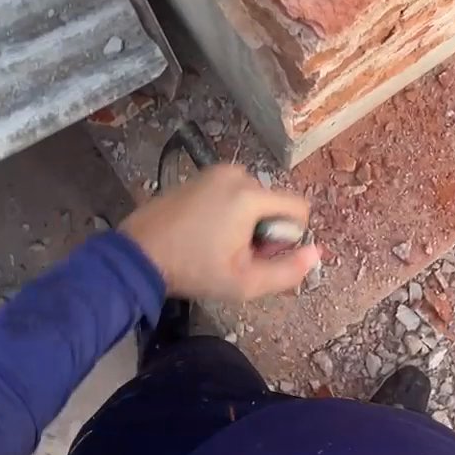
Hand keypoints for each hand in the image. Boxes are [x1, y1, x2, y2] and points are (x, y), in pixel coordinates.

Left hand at [120, 164, 321, 300]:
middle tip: (236, 254)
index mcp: (250, 195)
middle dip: (265, 230)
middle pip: (274, 203)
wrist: (138, 256)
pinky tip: (206, 232)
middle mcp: (237, 174)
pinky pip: (232, 191)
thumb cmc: (192, 270)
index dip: (289, 237)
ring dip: (247, 221)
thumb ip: (288, 271)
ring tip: (220, 244)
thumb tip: (316, 252)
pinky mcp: (200, 175)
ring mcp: (215, 171)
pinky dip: (229, 210)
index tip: (260, 254)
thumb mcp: (244, 283)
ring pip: (254, 198)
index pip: (299, 208)